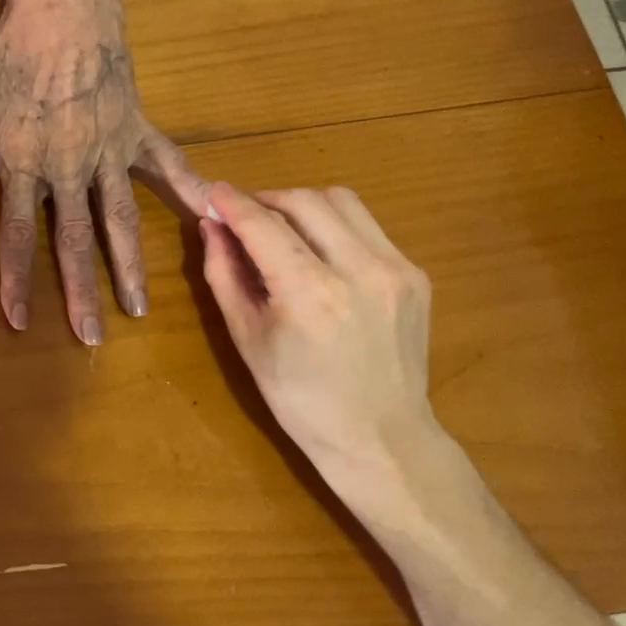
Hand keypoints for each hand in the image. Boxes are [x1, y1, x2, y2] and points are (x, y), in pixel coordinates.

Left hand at [0, 0, 206, 343]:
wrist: (64, 3)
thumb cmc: (9, 51)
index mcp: (22, 164)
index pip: (18, 234)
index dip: (17, 279)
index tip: (20, 321)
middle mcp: (66, 166)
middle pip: (73, 240)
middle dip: (80, 293)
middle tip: (91, 339)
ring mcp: (106, 149)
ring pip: (120, 217)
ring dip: (129, 265)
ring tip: (136, 307)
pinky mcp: (136, 127)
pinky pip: (166, 162)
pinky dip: (189, 187)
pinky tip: (213, 217)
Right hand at [199, 182, 444, 504]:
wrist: (377, 433)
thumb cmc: (295, 396)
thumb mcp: (245, 337)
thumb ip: (225, 274)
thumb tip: (211, 227)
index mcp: (309, 293)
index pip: (265, 226)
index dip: (233, 204)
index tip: (211, 192)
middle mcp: (359, 270)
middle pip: (307, 201)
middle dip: (266, 199)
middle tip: (240, 213)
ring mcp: (396, 270)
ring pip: (343, 203)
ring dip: (301, 205)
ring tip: (277, 226)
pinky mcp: (414, 275)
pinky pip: (366, 229)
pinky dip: (331, 226)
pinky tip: (314, 251)